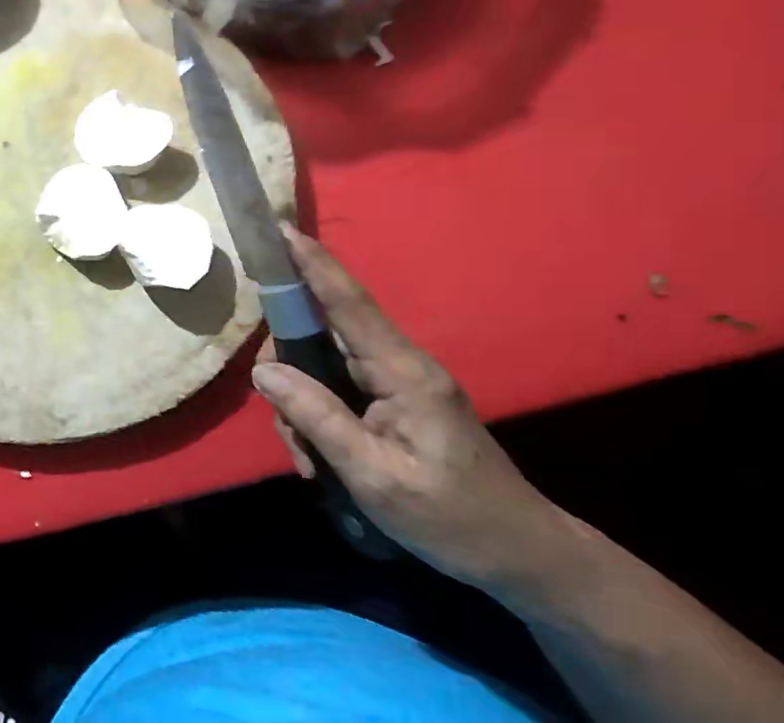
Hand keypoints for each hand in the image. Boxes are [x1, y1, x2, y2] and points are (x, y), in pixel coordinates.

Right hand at [251, 226, 572, 594]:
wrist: (519, 555)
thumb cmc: (451, 517)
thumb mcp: (373, 474)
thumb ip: (316, 417)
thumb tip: (264, 370)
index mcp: (403, 373)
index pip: (349, 305)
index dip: (314, 265)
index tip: (283, 228)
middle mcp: (399, 365)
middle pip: (319, 337)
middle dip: (286, 374)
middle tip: (289, 435)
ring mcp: (395, 382)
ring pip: (318, 367)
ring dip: (300, 410)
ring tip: (311, 463)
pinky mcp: (391, 400)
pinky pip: (332, 389)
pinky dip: (314, 420)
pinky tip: (319, 461)